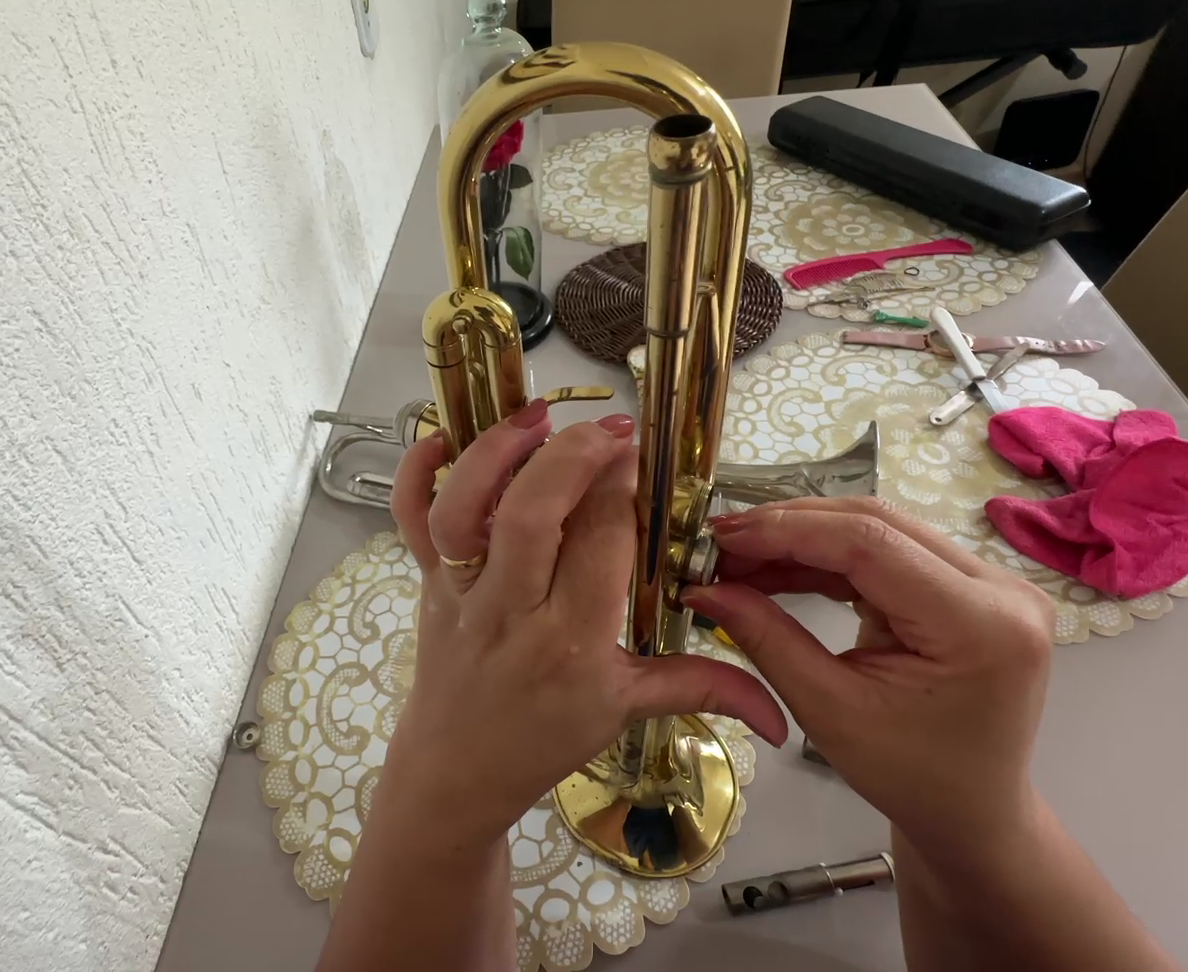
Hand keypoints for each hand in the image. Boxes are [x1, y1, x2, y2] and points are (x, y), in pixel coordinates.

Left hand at [380, 402, 789, 848]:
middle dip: (574, 458)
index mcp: (570, 641)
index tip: (641, 458)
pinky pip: (406, 519)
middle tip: (611, 430)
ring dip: (496, 454)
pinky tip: (442, 436)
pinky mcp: (425, 579)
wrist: (456, 769)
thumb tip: (781, 710)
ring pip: (463, 510)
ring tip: (537, 417)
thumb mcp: (623, 712)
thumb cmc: (542, 738)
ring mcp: (458, 589)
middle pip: (534, 515)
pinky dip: (413, 472)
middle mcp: (510, 608)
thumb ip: (700, 688)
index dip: (624, 490)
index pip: (602, 544)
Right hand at [681, 497, 1054, 855]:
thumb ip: (765, 637)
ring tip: (739, 555)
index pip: (870, 544)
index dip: (787, 530)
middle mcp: (998, 588)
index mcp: (980, 624)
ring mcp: (987, 581)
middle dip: (788, 526)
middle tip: (720, 541)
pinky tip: (775, 567)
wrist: (970, 809)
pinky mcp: (966, 584)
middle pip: (875, 523)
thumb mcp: (825, 708)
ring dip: (801, 536)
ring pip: (876, 528)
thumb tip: (702, 588)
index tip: (721, 536)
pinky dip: (823, 556)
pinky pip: (883, 550)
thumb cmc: (906, 773)